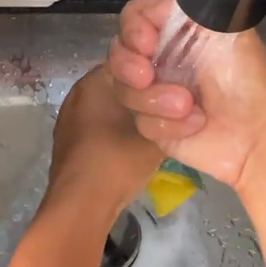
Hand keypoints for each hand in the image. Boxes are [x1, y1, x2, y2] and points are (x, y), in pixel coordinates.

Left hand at [44, 66, 164, 225]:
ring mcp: (71, 118)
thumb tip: (195, 112)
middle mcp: (79, 93)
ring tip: (160, 126)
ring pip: (111, 106)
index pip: (131, 60)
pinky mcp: (70, 141)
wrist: (80, 206)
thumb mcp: (155, 138)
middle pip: (121, 84)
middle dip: (147, 93)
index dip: (157, 70)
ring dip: (134, 114)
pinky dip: (119, 129)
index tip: (179, 84)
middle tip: (175, 106)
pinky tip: (136, 144)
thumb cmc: (116, 162)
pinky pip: (100, 124)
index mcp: (94, 80)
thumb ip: (174, 119)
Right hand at [104, 0, 265, 191]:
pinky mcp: (154, 123)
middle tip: (147, 76)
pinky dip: (166, 124)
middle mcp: (159, 56)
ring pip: (123, 89)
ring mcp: (153, 90)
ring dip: (154, 99)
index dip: (133, 28)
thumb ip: (193, 6)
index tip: (146, 42)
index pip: (134, 17)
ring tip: (188, 106)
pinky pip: (139, 121)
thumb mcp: (225, 31)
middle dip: (128, 66)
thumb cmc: (246, 78)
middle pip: (118, 52)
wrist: (258, 135)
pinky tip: (194, 124)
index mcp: (175, 29)